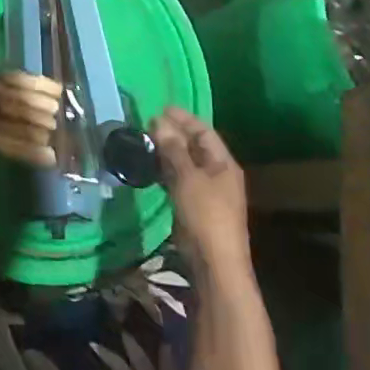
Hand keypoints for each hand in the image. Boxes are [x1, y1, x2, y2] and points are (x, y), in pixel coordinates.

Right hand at [150, 108, 251, 279]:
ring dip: (168, 152)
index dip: (184, 119)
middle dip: (174, 134)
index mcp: (224, 164)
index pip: (204, 132)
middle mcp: (218, 174)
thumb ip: (173, 149)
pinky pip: (180, 180)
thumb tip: (158, 120)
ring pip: (186, 164)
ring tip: (146, 141)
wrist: (214, 262)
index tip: (161, 108)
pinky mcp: (194, 207)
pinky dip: (166, 170)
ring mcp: (207, 192)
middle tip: (148, 124)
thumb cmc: (205, 214)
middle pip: (196, 147)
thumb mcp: (187, 178)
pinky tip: (151, 168)